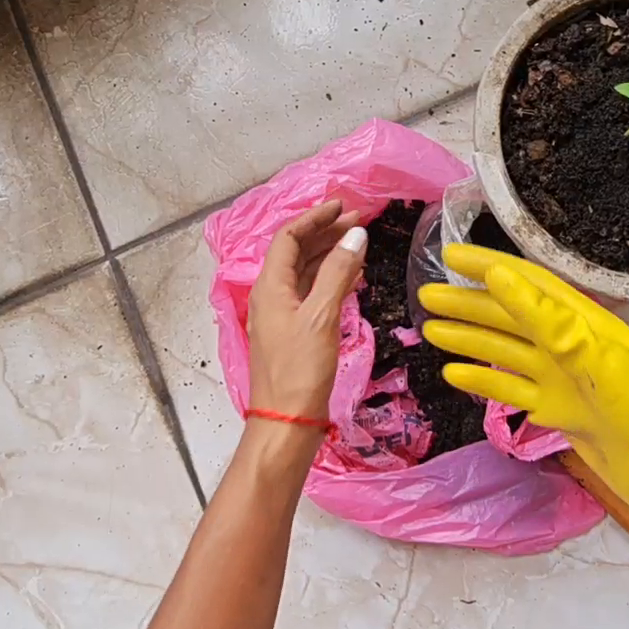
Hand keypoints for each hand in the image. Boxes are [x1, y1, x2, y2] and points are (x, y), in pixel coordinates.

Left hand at [245, 200, 367, 420]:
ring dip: (329, 254)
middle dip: (326, 233)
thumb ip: (338, 272)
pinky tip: (352, 277)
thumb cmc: (301, 369)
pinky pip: (310, 292)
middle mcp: (271, 295)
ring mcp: (281, 314)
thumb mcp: (322, 315)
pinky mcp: (293, 331)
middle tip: (359, 221)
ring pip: (304, 272)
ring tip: (359, 243)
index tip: (344, 206)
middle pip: (296, 251)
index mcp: (270, 286)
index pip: (289, 237)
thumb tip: (355, 234)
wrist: (286, 421)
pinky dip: (330, 278)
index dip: (315, 218)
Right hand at [417, 243, 628, 503]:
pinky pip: (512, 390)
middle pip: (508, 316)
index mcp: (581, 321)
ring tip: (430, 330)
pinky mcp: (558, 412)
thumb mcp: (598, 358)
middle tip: (426, 296)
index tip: (449, 256)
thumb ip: (548, 319)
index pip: (526, 283)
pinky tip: (456, 374)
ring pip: (505, 352)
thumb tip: (500, 275)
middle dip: (468, 304)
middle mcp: (567, 345)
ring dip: (469, 339)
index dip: (487, 267)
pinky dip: (484, 380)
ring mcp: (562, 380)